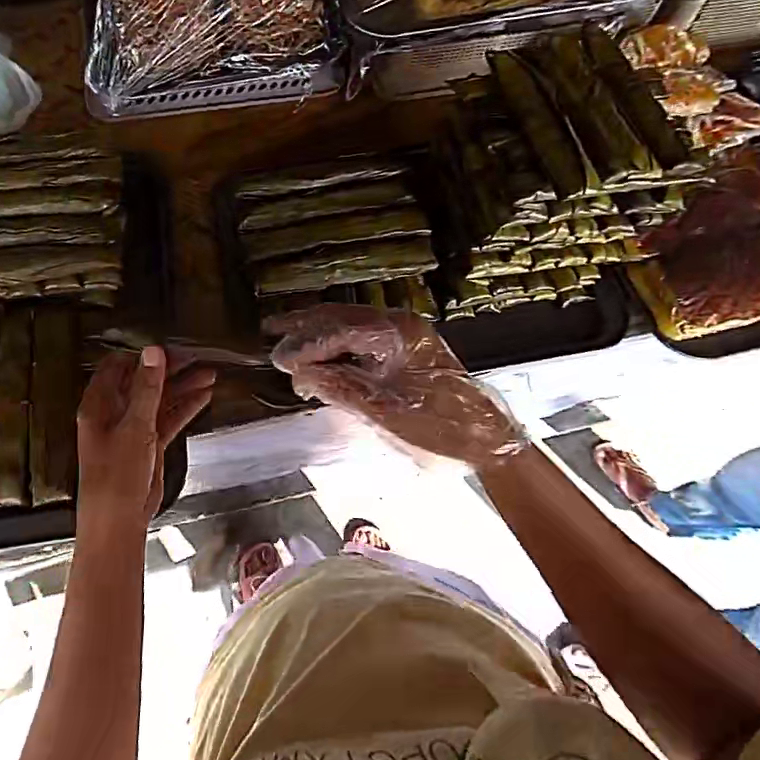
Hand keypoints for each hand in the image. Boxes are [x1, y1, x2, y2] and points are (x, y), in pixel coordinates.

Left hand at [77, 346, 215, 521]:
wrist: (118, 521)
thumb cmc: (115, 477)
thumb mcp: (134, 427)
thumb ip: (147, 388)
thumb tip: (153, 353)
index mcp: (99, 405)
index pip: (119, 367)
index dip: (143, 355)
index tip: (169, 346)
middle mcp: (113, 413)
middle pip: (143, 381)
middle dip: (169, 369)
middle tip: (196, 356)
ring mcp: (132, 428)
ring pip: (160, 399)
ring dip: (182, 386)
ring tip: (208, 373)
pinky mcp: (148, 443)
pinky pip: (168, 418)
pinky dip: (185, 407)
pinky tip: (203, 396)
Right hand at [264, 304, 528, 469]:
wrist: (489, 442)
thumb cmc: (441, 428)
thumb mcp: (385, 412)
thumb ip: (340, 388)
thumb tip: (299, 373)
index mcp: (399, 333)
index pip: (341, 329)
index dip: (307, 343)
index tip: (279, 358)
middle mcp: (401, 325)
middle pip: (343, 316)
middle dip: (305, 324)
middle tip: (270, 330)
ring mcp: (405, 336)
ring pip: (351, 324)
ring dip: (318, 332)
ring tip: (287, 340)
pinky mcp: (406, 351)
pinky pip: (362, 338)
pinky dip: (336, 344)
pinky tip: (320, 356)